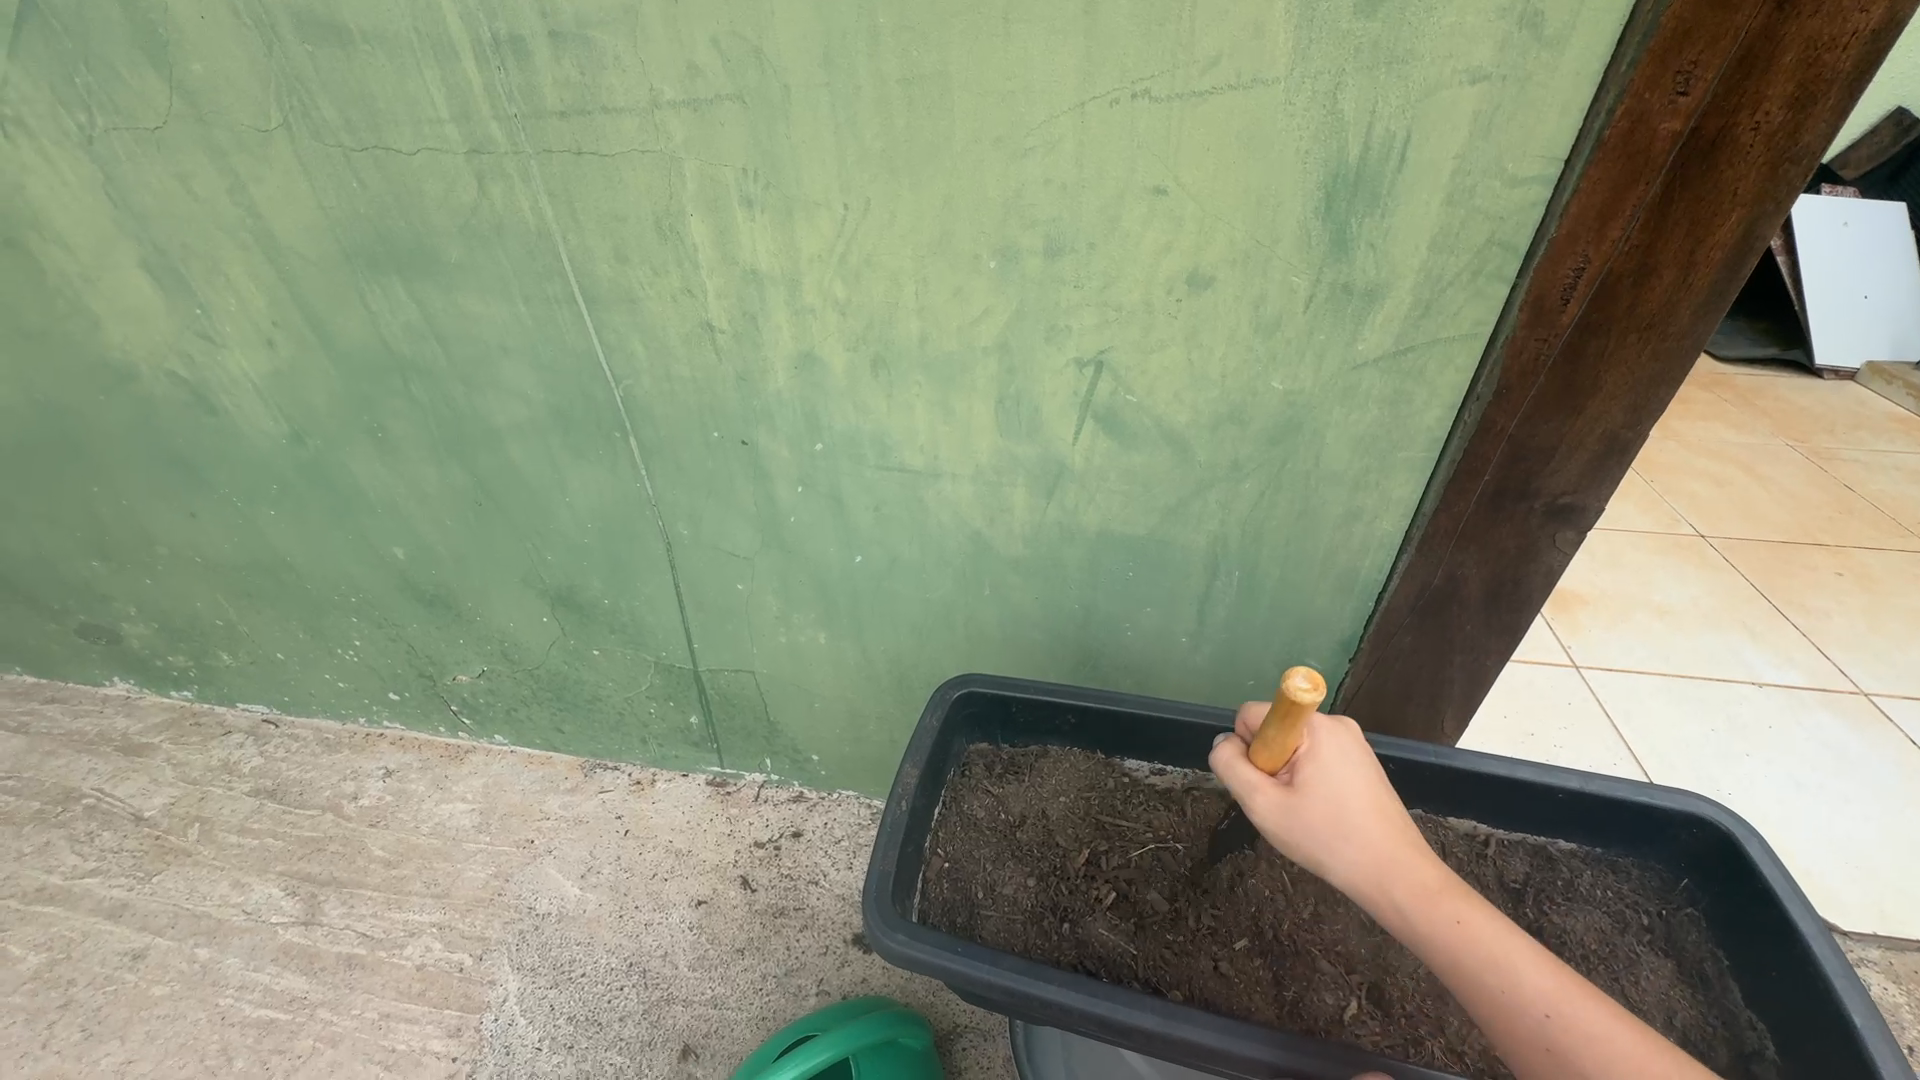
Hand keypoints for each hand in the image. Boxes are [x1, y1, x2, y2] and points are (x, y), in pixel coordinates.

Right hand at [1207, 703, 1440, 907]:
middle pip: (1274, 730)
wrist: (1395, 875)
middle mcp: (1335, 724)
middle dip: (1268, 764)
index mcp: (1313, 726)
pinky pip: (1316, 759)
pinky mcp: (1363, 762)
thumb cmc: (1326, 838)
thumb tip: (1223, 742)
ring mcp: (1353, 743)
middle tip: (1285, 804)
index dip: (1247, 749)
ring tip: (1305, 813)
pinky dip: (1309, 782)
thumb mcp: (1262, 804)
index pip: (1252, 714)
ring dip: (1288, 776)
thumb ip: (1230, 765)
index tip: (1267, 783)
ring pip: (1294, 747)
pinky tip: (1323, 813)